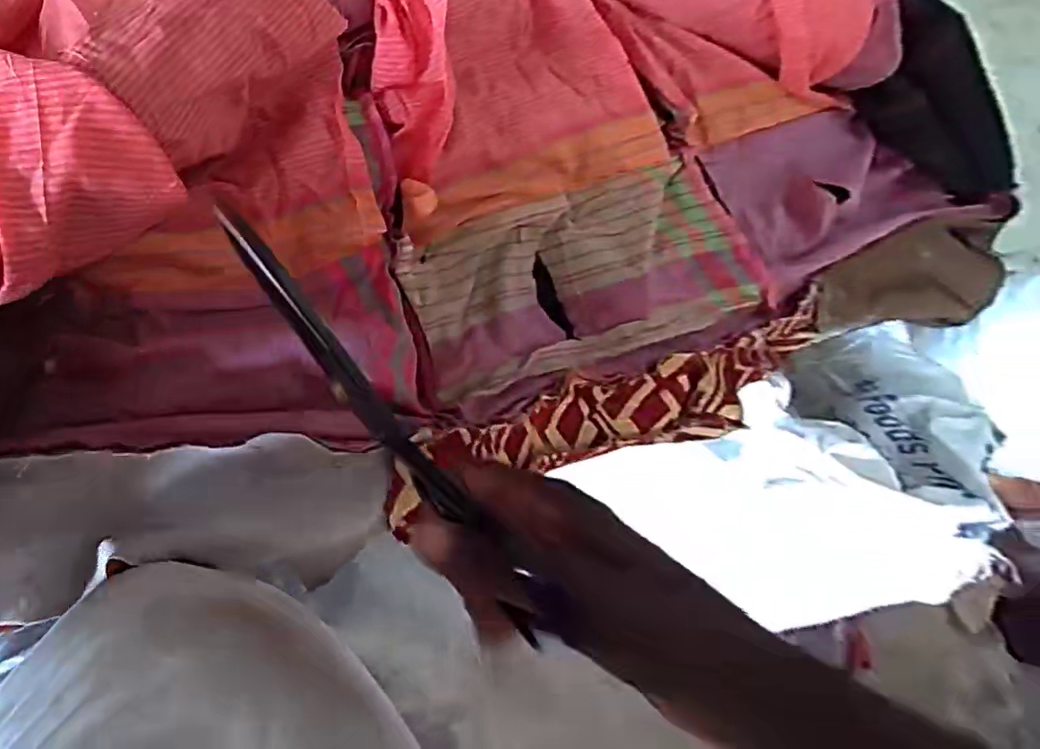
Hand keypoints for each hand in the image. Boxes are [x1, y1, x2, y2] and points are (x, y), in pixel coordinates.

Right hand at [410, 464, 985, 748]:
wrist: (750, 692)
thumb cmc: (662, 628)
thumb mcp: (569, 596)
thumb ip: (489, 563)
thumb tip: (416, 528)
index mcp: (550, 500)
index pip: (469, 475)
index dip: (437, 497)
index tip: (423, 541)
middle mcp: (547, 517)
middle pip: (475, 516)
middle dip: (463, 559)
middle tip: (476, 610)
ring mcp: (556, 551)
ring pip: (490, 553)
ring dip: (482, 589)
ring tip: (495, 634)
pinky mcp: (566, 586)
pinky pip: (513, 582)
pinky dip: (503, 606)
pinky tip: (508, 634)